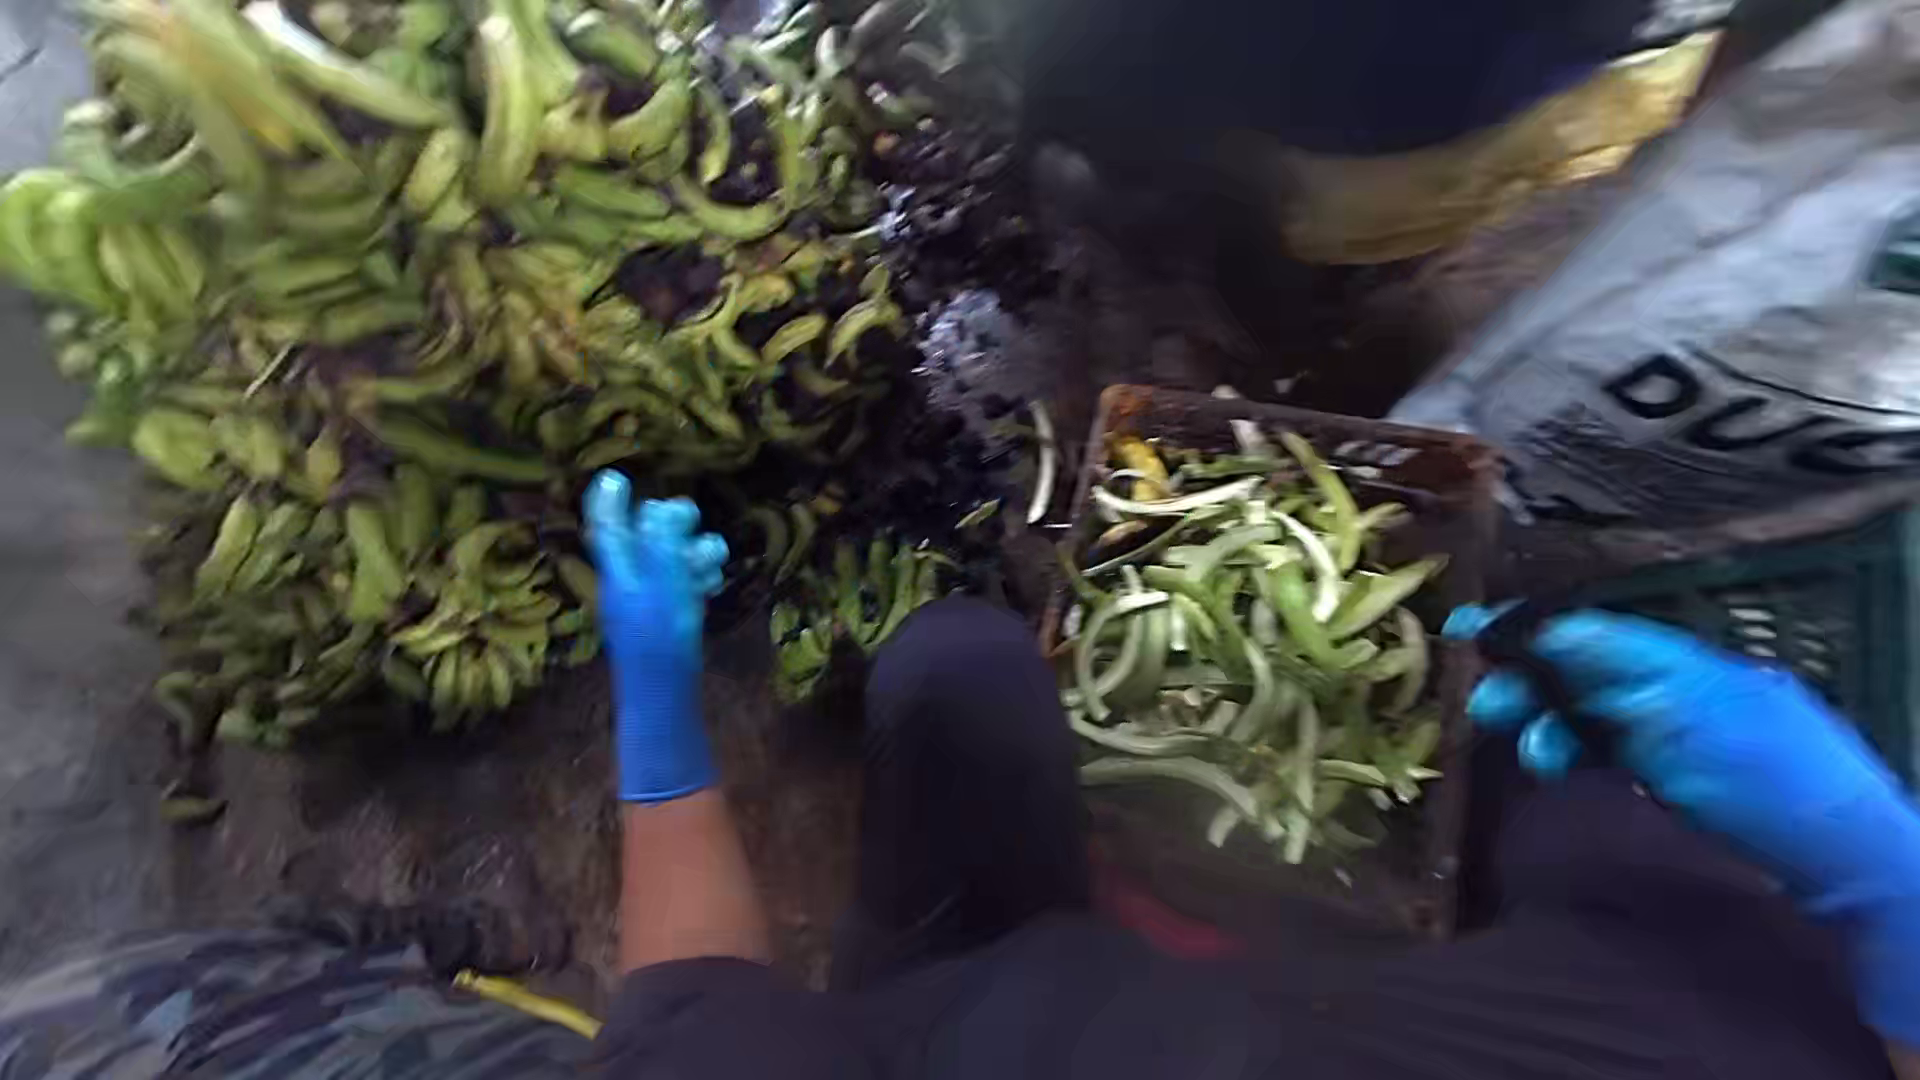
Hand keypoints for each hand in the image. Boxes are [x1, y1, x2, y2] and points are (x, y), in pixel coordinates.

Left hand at [585, 471, 728, 803]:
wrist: (666, 688)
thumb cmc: (660, 638)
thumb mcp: (663, 586)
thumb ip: (663, 544)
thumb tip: (665, 507)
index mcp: (619, 570)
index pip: (607, 526)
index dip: (608, 501)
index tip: (615, 476)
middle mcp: (632, 576)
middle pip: (652, 534)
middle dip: (677, 527)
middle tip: (693, 522)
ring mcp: (653, 593)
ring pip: (678, 554)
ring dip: (698, 554)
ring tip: (710, 571)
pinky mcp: (672, 607)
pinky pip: (688, 577)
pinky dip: (701, 576)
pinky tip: (711, 587)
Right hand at [1447, 606, 1919, 1042]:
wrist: (1840, 864)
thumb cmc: (1760, 775)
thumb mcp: (1681, 711)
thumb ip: (1608, 664)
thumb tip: (1538, 625)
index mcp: (1674, 658)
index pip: (1579, 627)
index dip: (1519, 625)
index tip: (1463, 626)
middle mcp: (1657, 681)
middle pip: (1563, 666)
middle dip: (1519, 684)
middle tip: (1485, 707)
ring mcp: (1653, 722)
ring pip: (1567, 706)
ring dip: (1537, 724)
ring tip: (1534, 756)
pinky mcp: (1647, 758)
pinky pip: (1584, 739)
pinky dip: (1560, 748)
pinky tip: (1550, 765)